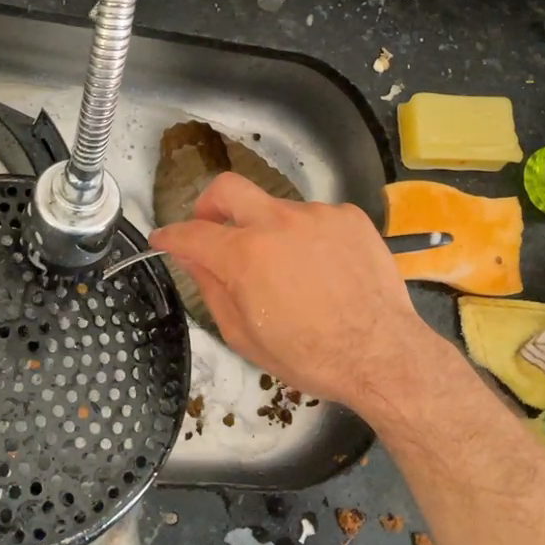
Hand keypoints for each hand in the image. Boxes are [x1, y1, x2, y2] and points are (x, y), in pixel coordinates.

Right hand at [150, 172, 441, 410]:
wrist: (382, 354)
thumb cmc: (311, 357)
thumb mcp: (245, 336)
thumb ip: (211, 289)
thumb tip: (192, 257)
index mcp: (245, 256)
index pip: (192, 233)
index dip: (170, 236)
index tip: (162, 239)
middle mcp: (278, 223)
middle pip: (227, 188)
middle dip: (208, 204)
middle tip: (211, 228)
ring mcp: (316, 215)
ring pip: (275, 209)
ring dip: (268, 231)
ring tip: (288, 271)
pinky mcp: (348, 216)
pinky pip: (314, 218)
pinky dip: (307, 237)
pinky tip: (322, 269)